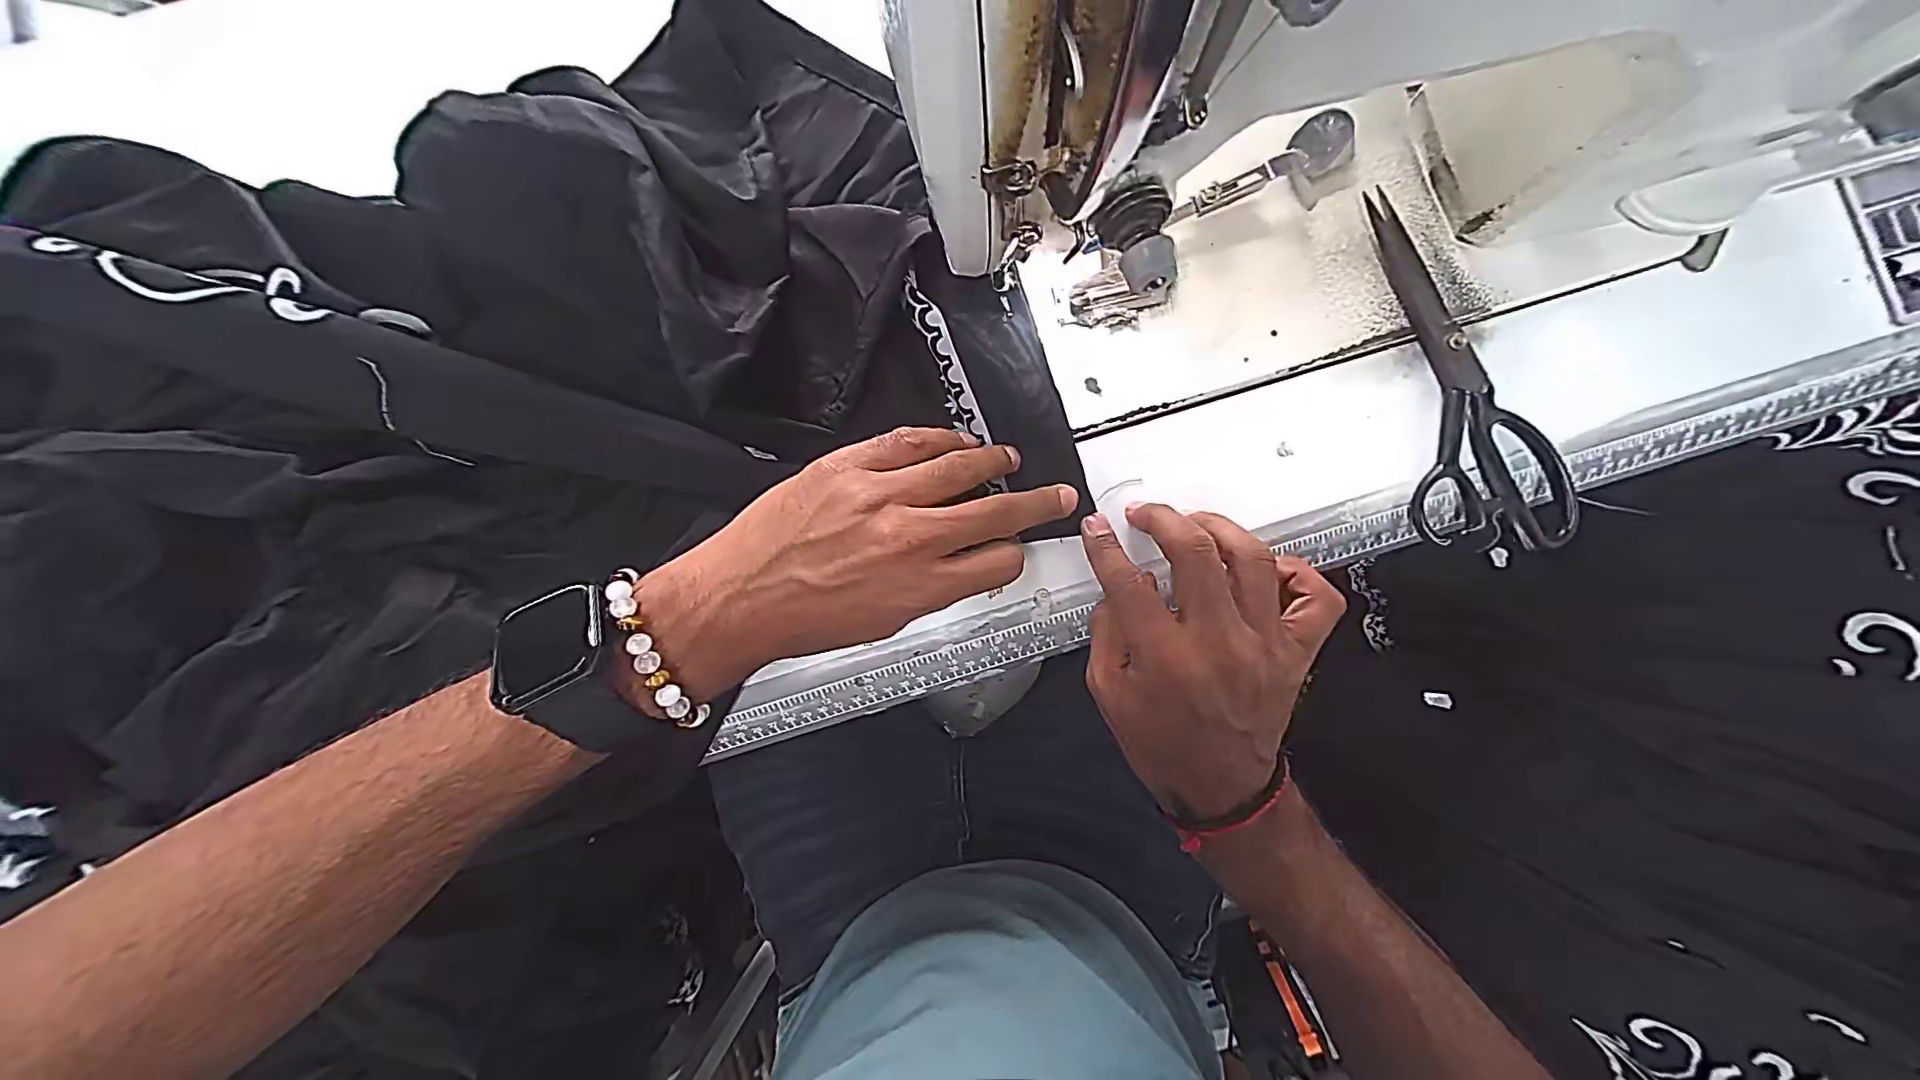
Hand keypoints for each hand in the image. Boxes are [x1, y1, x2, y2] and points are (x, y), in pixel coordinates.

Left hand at [623, 427, 1077, 704]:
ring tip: (1007, 457)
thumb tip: (963, 567)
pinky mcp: (848, 467)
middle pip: (996, 508)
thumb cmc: (802, 620)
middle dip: (1036, 501)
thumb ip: (934, 590)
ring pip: (958, 466)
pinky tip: (953, 439)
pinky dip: (939, 438)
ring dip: (992, 460)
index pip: (999, 559)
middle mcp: (910, 537)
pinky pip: (908, 441)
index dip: (1015, 552)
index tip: (1017, 545)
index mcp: (923, 585)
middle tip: (1053, 494)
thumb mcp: (886, 622)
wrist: (737, 599)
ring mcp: (879, 496)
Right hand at [1080, 504, 1344, 818]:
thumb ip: (1106, 633)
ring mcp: (1263, 645)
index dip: (1106, 546)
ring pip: (1253, 559)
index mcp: (1164, 657)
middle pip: (1195, 553)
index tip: (1100, 529)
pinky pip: (1315, 597)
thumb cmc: (1164, 745)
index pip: (1128, 580)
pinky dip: (1296, 571)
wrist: (1220, 788)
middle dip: (1163, 519)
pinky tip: (1266, 567)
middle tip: (1147, 514)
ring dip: (1219, 528)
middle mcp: (1217, 644)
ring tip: (1197, 523)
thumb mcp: (1108, 692)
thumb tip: (1115, 587)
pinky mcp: (1294, 653)